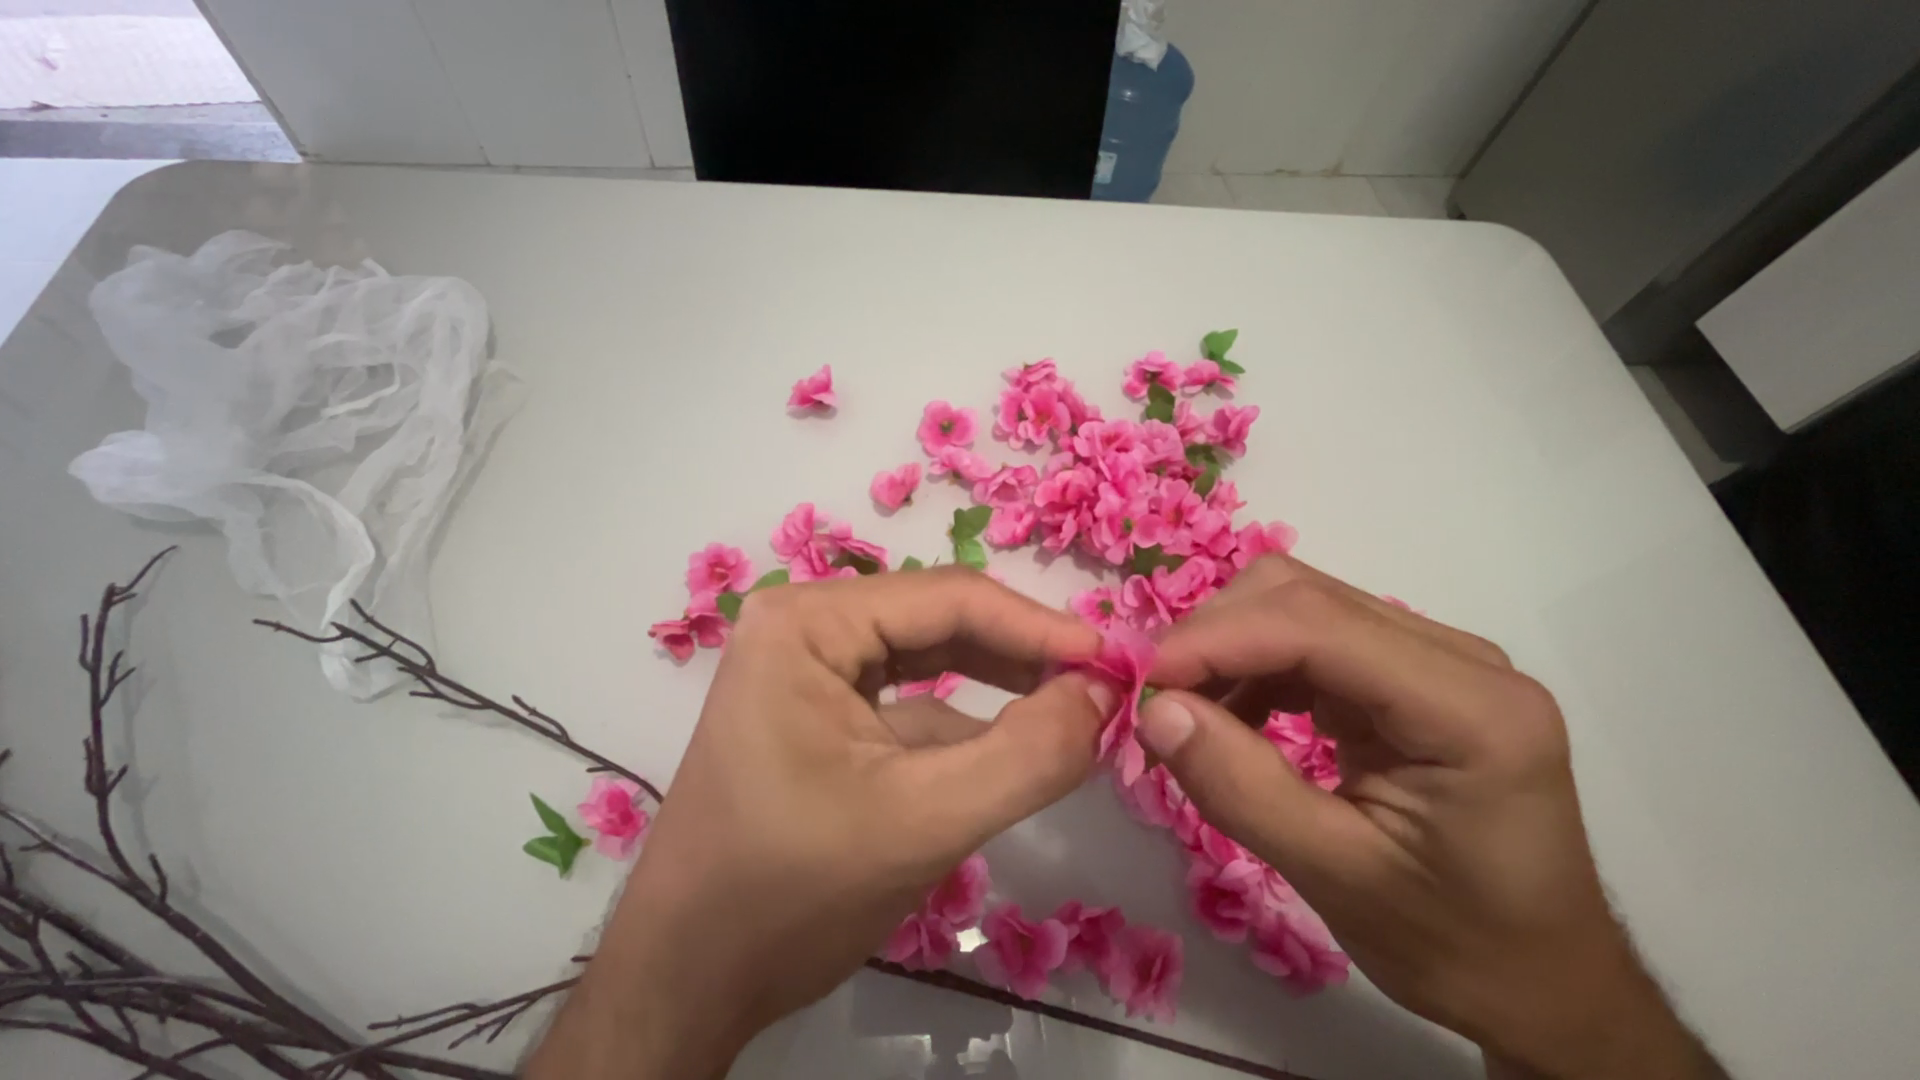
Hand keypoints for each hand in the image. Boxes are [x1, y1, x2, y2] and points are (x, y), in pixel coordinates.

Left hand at [523, 569, 1108, 1079]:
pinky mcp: (822, 714)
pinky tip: (1015, 750)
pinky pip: (911, 701)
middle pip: (940, 622)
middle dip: (1024, 655)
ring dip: (1003, 685)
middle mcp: (804, 626)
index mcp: (808, 622)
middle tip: (1105, 691)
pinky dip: (968, 723)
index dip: (1041, 627)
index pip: (948, 598)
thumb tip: (1105, 693)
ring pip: (931, 661)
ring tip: (1077, 714)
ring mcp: (809, 670)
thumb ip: (1027, 755)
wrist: (689, 978)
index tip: (1119, 664)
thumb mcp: (922, 823)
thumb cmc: (788, 893)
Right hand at [1139, 556, 1725, 1079]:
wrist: (1538, 980)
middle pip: (1306, 595)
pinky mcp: (1412, 675)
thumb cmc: (1452, 942)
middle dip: (1215, 635)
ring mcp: (1438, 660)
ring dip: (1229, 647)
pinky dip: (1255, 667)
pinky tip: (1230, 717)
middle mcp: (1461, 659)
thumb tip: (1153, 708)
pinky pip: (1314, 640)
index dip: (1217, 639)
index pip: (1319, 627)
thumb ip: (1240, 787)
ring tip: (1183, 712)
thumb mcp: (1334, 877)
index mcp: (1470, 709)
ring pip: (1302, 605)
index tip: (1140, 681)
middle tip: (1154, 699)